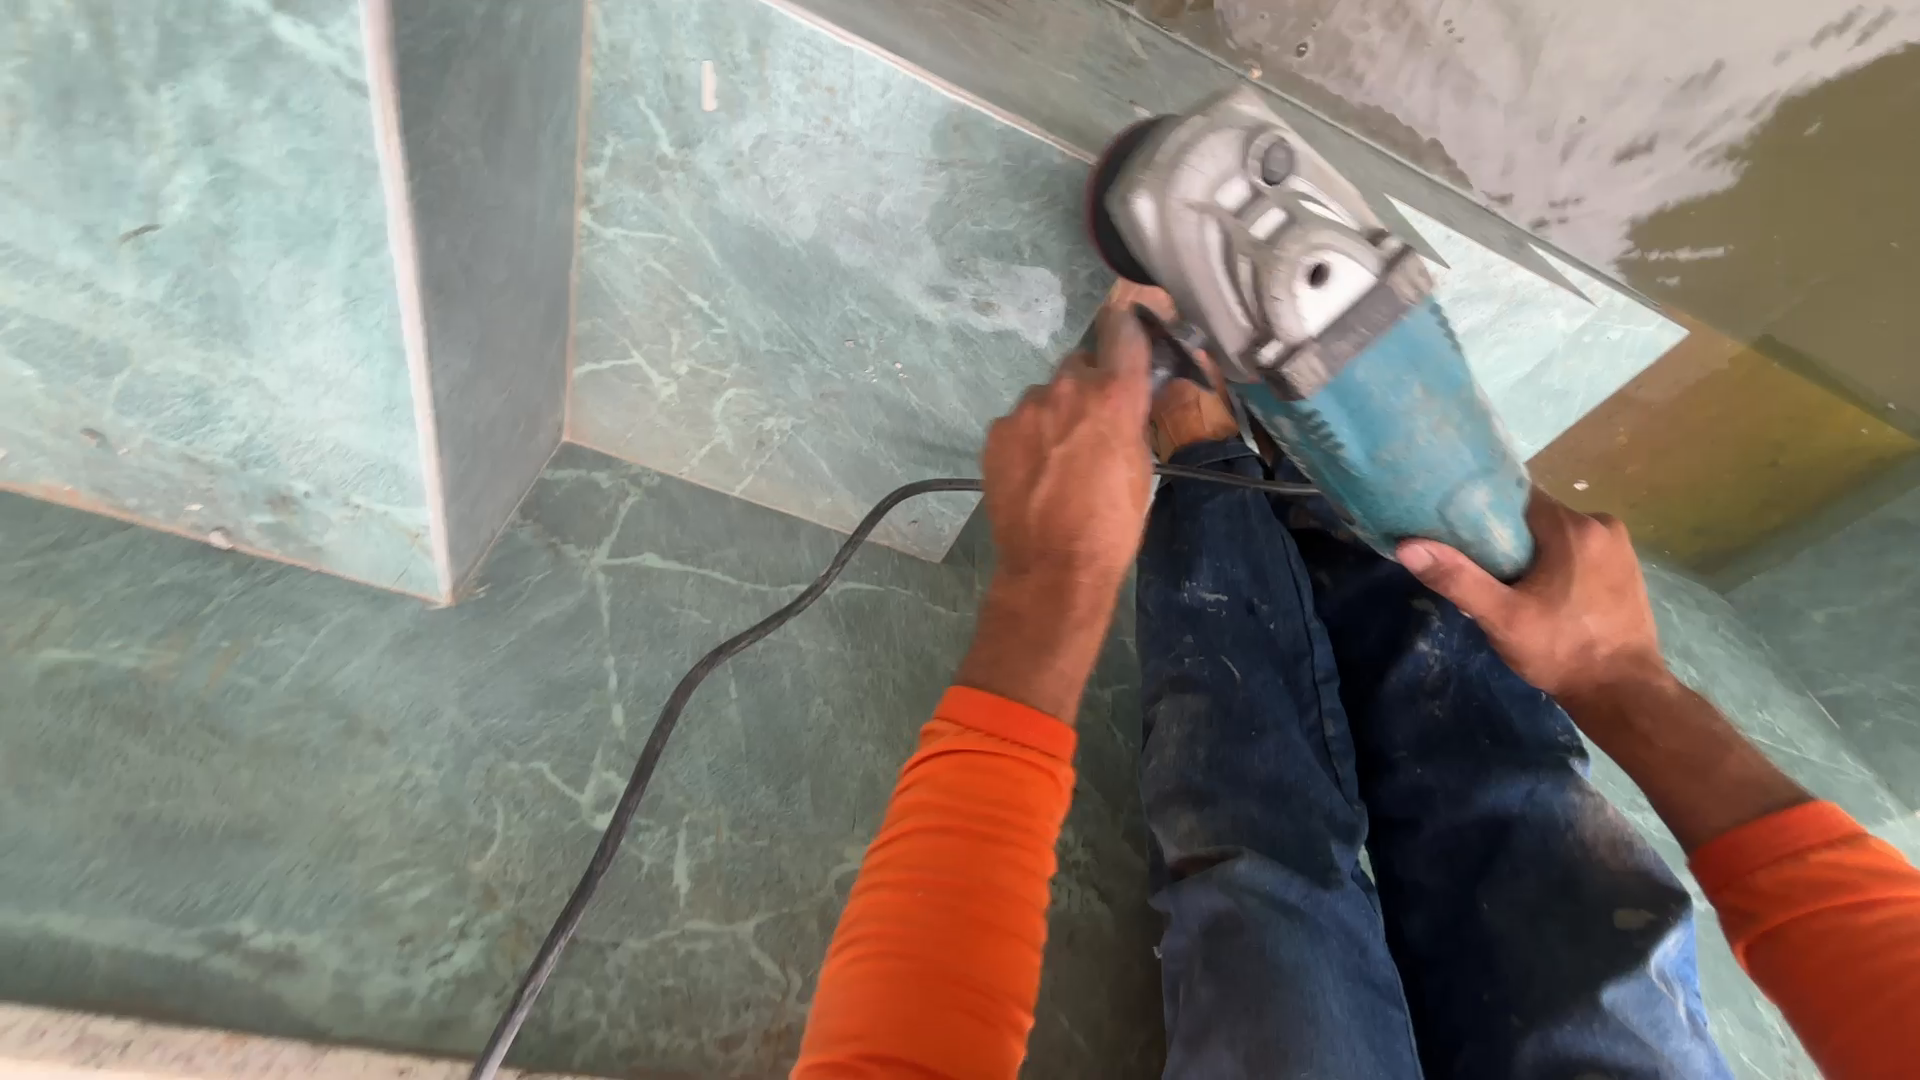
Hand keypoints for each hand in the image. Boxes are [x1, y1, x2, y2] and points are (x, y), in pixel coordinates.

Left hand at [979, 303, 1154, 590]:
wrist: (1053, 566)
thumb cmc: (1112, 524)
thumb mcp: (1141, 466)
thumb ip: (1133, 419)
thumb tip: (1130, 397)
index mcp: (1114, 394)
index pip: (1122, 329)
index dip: (1126, 329)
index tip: (1126, 336)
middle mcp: (1066, 389)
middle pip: (1078, 365)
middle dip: (1086, 386)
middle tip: (1090, 425)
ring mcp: (1025, 410)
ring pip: (1045, 396)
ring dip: (1053, 414)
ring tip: (1056, 458)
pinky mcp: (996, 433)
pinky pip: (1018, 422)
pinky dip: (1026, 437)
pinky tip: (1032, 470)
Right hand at [1396, 490, 1668, 705]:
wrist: (1622, 692)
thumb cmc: (1559, 649)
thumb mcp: (1499, 616)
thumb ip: (1455, 578)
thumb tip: (1407, 546)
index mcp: (1575, 529)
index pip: (1515, 497)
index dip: (1481, 511)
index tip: (1454, 530)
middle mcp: (1602, 526)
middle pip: (1532, 515)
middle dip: (1501, 534)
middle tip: (1471, 563)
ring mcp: (1618, 547)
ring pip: (1552, 532)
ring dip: (1524, 549)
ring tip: (1498, 578)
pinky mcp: (1622, 566)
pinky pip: (1573, 548)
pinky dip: (1549, 560)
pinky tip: (1531, 587)